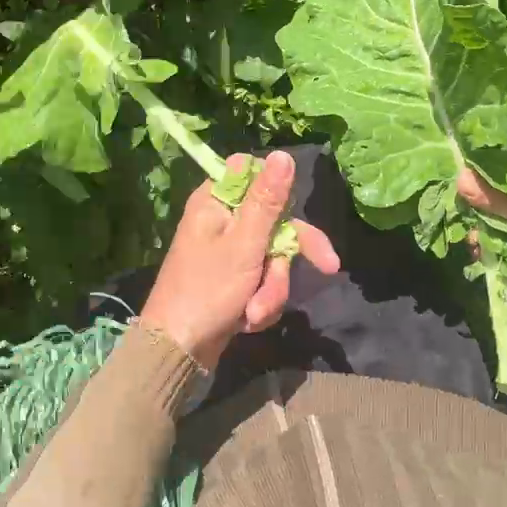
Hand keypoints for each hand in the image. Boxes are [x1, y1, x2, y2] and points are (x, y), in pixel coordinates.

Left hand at [140, 151, 341, 365]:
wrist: (179, 352)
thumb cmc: (207, 290)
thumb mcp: (244, 244)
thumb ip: (267, 200)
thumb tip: (283, 154)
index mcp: (215, 201)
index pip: (256, 177)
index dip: (280, 197)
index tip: (298, 220)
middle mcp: (221, 221)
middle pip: (274, 223)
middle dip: (284, 260)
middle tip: (327, 266)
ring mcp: (227, 252)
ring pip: (272, 258)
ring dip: (270, 289)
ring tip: (253, 313)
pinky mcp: (232, 280)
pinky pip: (262, 281)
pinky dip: (260, 302)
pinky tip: (248, 321)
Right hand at [456, 169, 506, 279]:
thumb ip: (499, 200)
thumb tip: (459, 180)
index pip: (505, 160)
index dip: (481, 165)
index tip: (458, 170)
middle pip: (494, 188)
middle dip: (476, 201)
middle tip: (460, 210)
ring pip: (494, 213)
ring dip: (480, 225)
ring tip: (472, 240)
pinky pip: (499, 234)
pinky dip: (488, 241)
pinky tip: (479, 250)